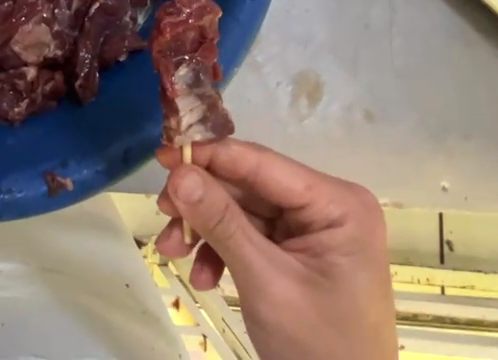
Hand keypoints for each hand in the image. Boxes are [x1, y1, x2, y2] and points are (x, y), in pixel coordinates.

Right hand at [155, 141, 396, 359]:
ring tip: (171, 252)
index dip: (207, 156)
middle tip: (162, 215)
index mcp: (336, 203)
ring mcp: (311, 229)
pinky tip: (203, 276)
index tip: (160, 158)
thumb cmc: (318, 348)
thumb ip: (220, 221)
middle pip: (245, 184)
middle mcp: (326, 205)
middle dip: (201, 203)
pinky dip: (219, 250)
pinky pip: (247, 234)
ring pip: (239, 208)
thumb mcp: (265, 281)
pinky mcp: (296, 251)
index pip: (259, 162)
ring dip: (203, 228)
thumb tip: (177, 172)